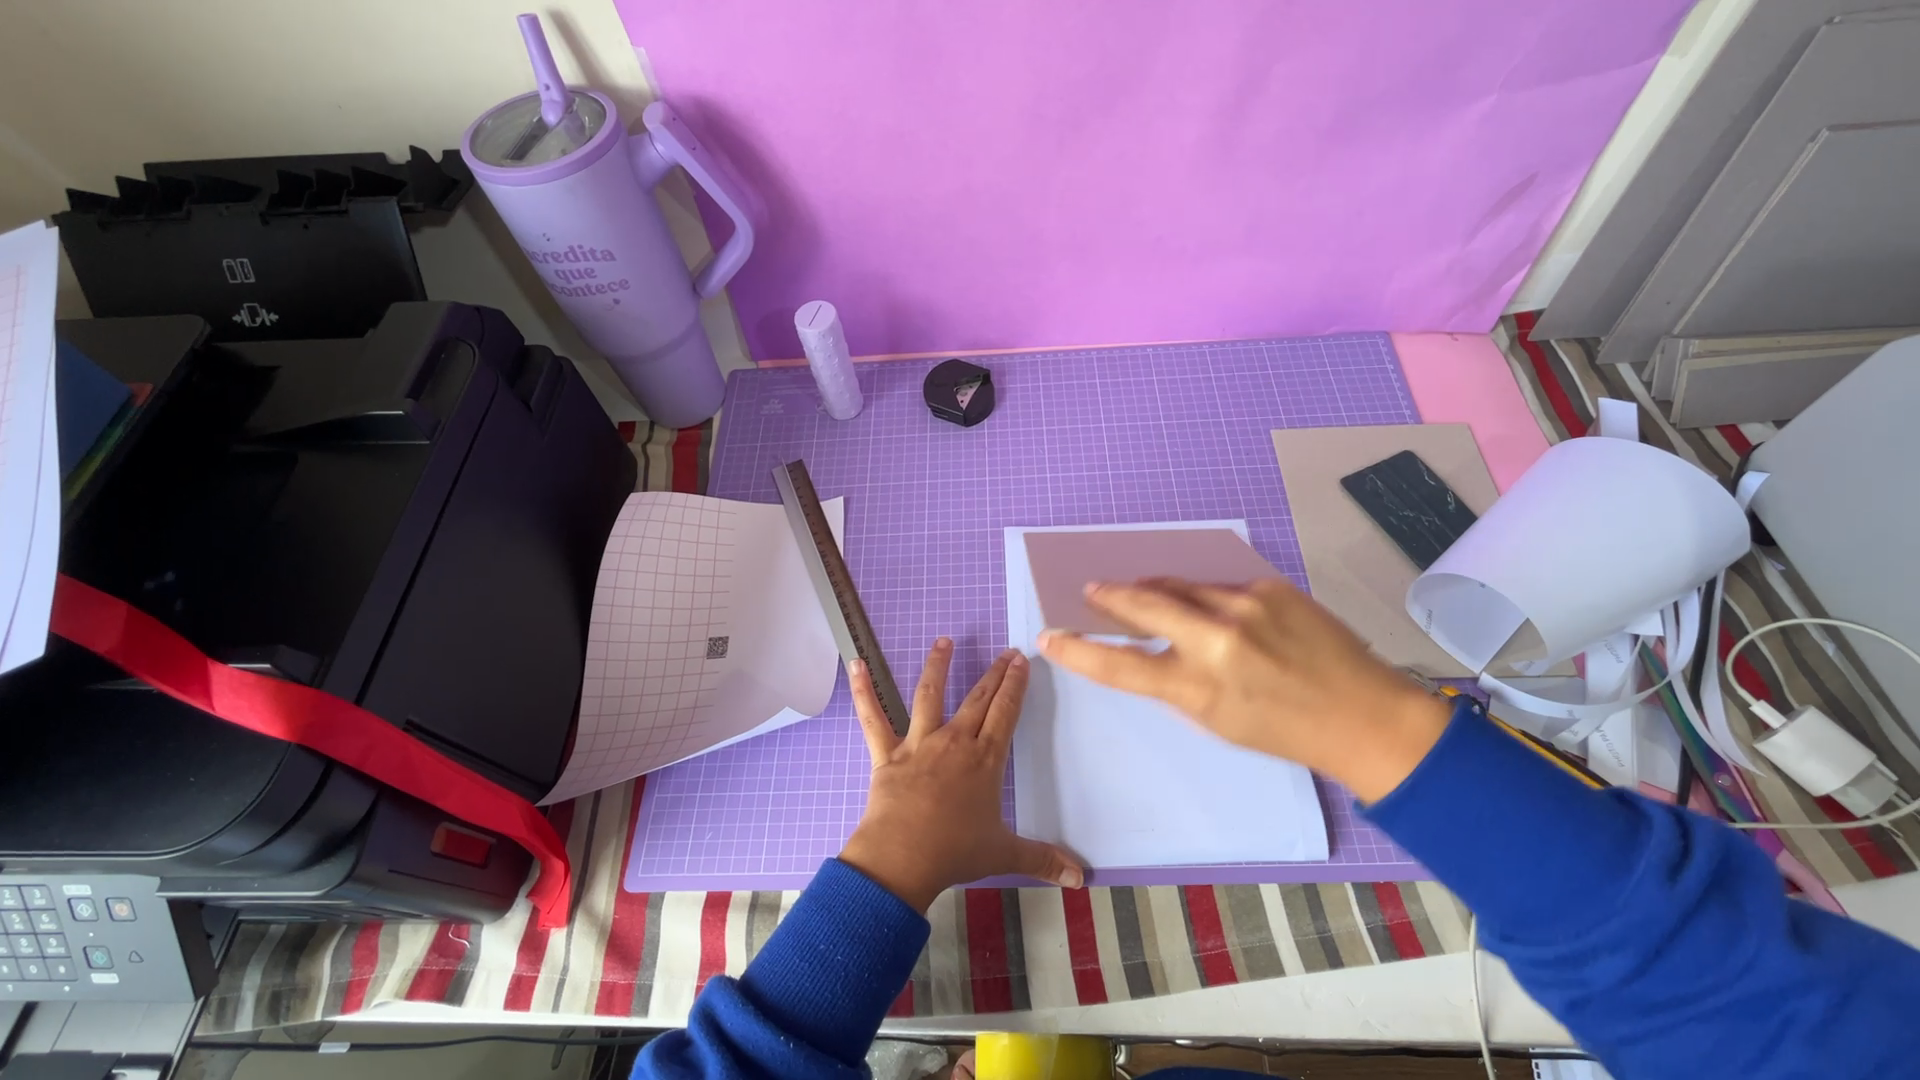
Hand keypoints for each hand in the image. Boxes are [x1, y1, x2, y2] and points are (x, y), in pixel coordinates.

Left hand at [839, 639, 1083, 911]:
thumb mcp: (1004, 854)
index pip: (1005, 713)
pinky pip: (873, 718)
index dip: (1015, 685)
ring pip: (929, 695)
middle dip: (994, 674)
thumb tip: (1081, 878)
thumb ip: (1043, 859)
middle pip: (978, 700)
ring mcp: (918, 744)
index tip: (1021, 661)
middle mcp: (954, 742)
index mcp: (985, 760)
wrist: (903, 858)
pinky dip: (863, 691)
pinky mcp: (886, 753)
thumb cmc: (955, 852)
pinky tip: (856, 665)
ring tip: (944, 641)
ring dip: (937, 666)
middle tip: (1005, 652)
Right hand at [1037, 579, 1451, 802]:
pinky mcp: (1270, 586)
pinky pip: (1219, 584)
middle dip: (1110, 596)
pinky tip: (1215, 609)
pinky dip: (1206, 594)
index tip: (1050, 637)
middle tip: (1091, 591)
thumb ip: (1178, 682)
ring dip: (1155, 589)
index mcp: (1199, 688)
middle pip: (1142, 603)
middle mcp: (1217, 641)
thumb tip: (1150, 647)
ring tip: (1138, 590)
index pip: (1119, 665)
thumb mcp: (1217, 721)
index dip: (1078, 650)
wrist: (1365, 714)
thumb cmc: (1283, 730)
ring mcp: (1246, 606)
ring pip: (1179, 585)